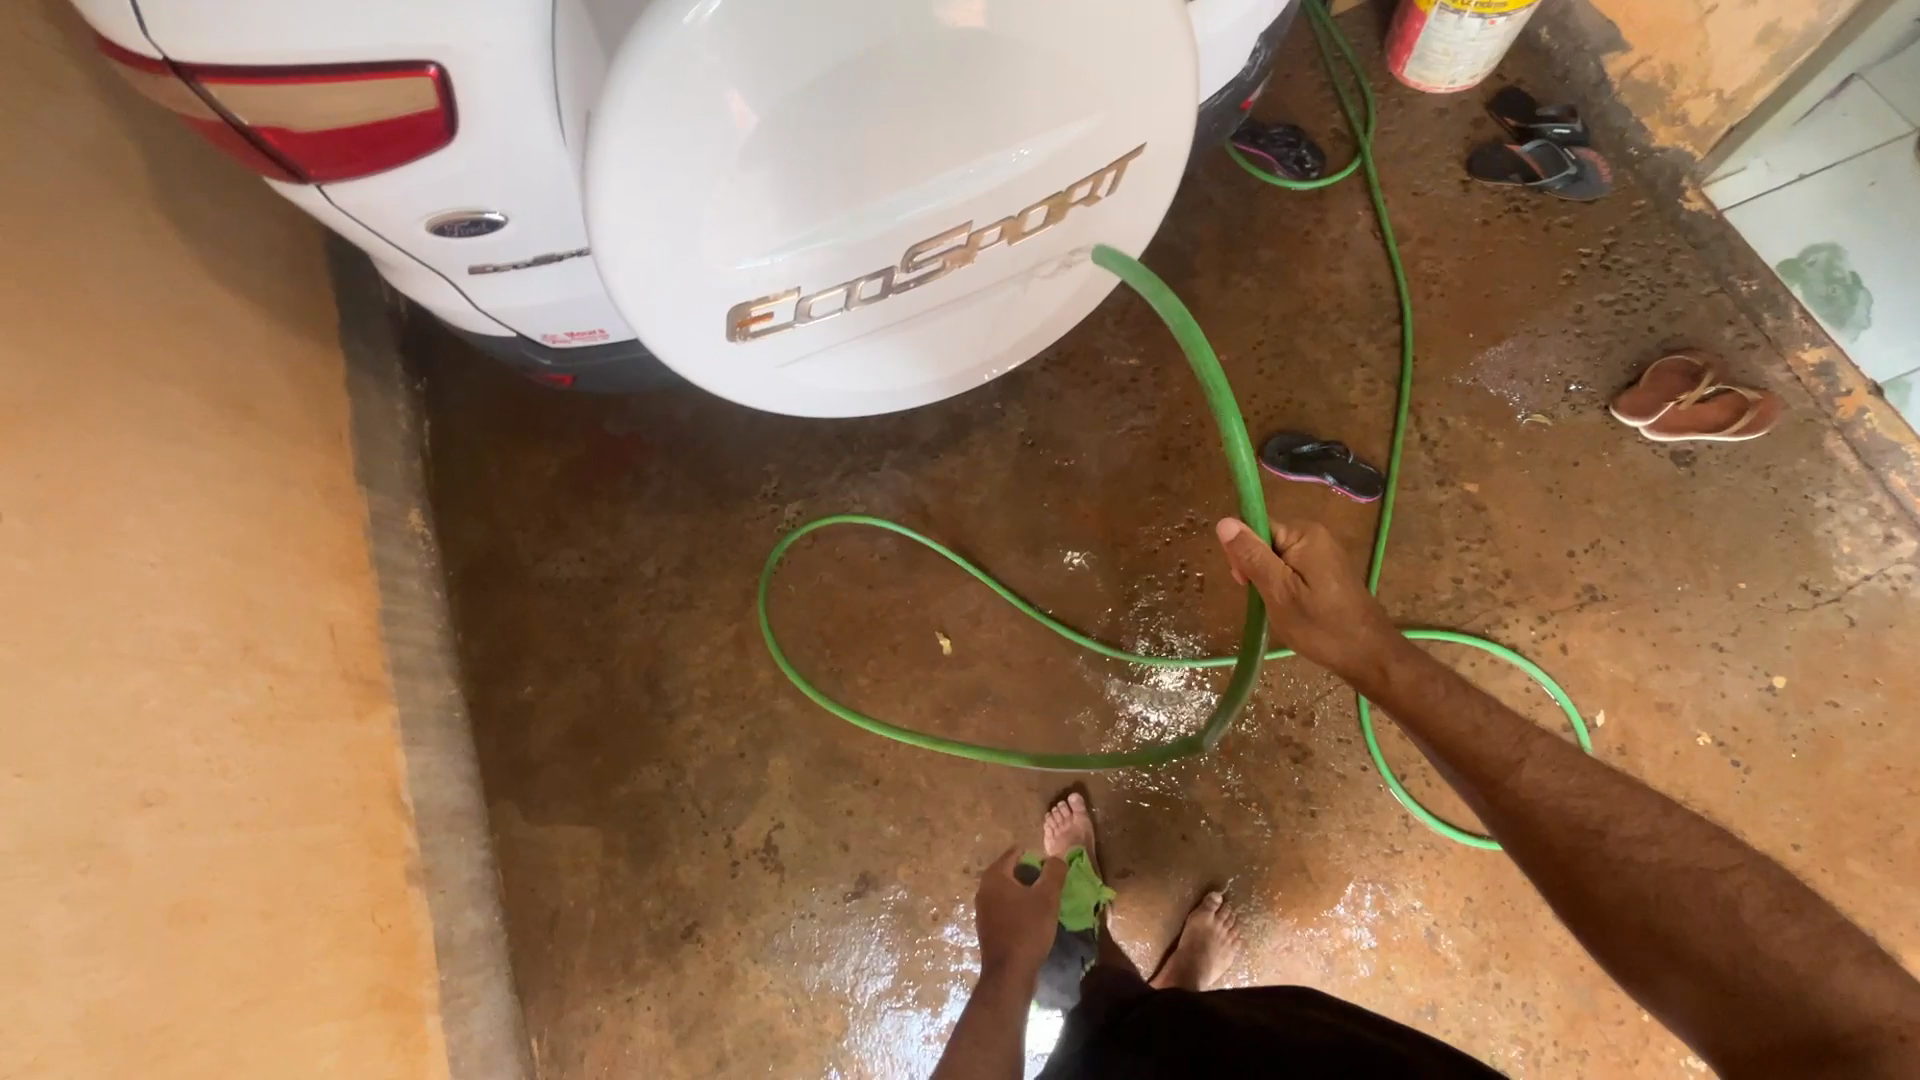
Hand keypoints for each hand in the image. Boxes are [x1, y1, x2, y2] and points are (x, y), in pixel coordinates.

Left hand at [972, 847, 1065, 980]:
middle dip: (1032, 877)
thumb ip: (1054, 872)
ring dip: (1027, 894)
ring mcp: (983, 909)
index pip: (1017, 853)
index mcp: (995, 875)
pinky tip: (1033, 922)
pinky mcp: (987, 926)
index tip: (1052, 874)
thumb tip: (1057, 857)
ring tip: (1045, 906)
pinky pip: (1005, 908)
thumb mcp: (1047, 897)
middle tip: (1051, 889)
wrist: (1009, 973)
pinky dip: (1019, 909)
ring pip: (1009, 891)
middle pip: (1012, 871)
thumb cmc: (1027, 929)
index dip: (1037, 859)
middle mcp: (984, 888)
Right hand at [1214, 517, 1407, 681]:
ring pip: (1276, 558)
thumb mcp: (1278, 591)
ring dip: (1269, 581)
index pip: (1255, 528)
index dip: (1244, 553)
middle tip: (1265, 599)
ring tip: (1278, 607)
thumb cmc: (1320, 626)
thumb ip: (1251, 556)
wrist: (1368, 655)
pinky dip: (1284, 586)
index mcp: (1304, 534)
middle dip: (1256, 569)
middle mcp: (1315, 536)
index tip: (1245, 583)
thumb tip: (1224, 521)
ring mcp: (1323, 553)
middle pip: (1266, 541)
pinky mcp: (1326, 571)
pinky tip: (1289, 606)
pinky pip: (1291, 569)